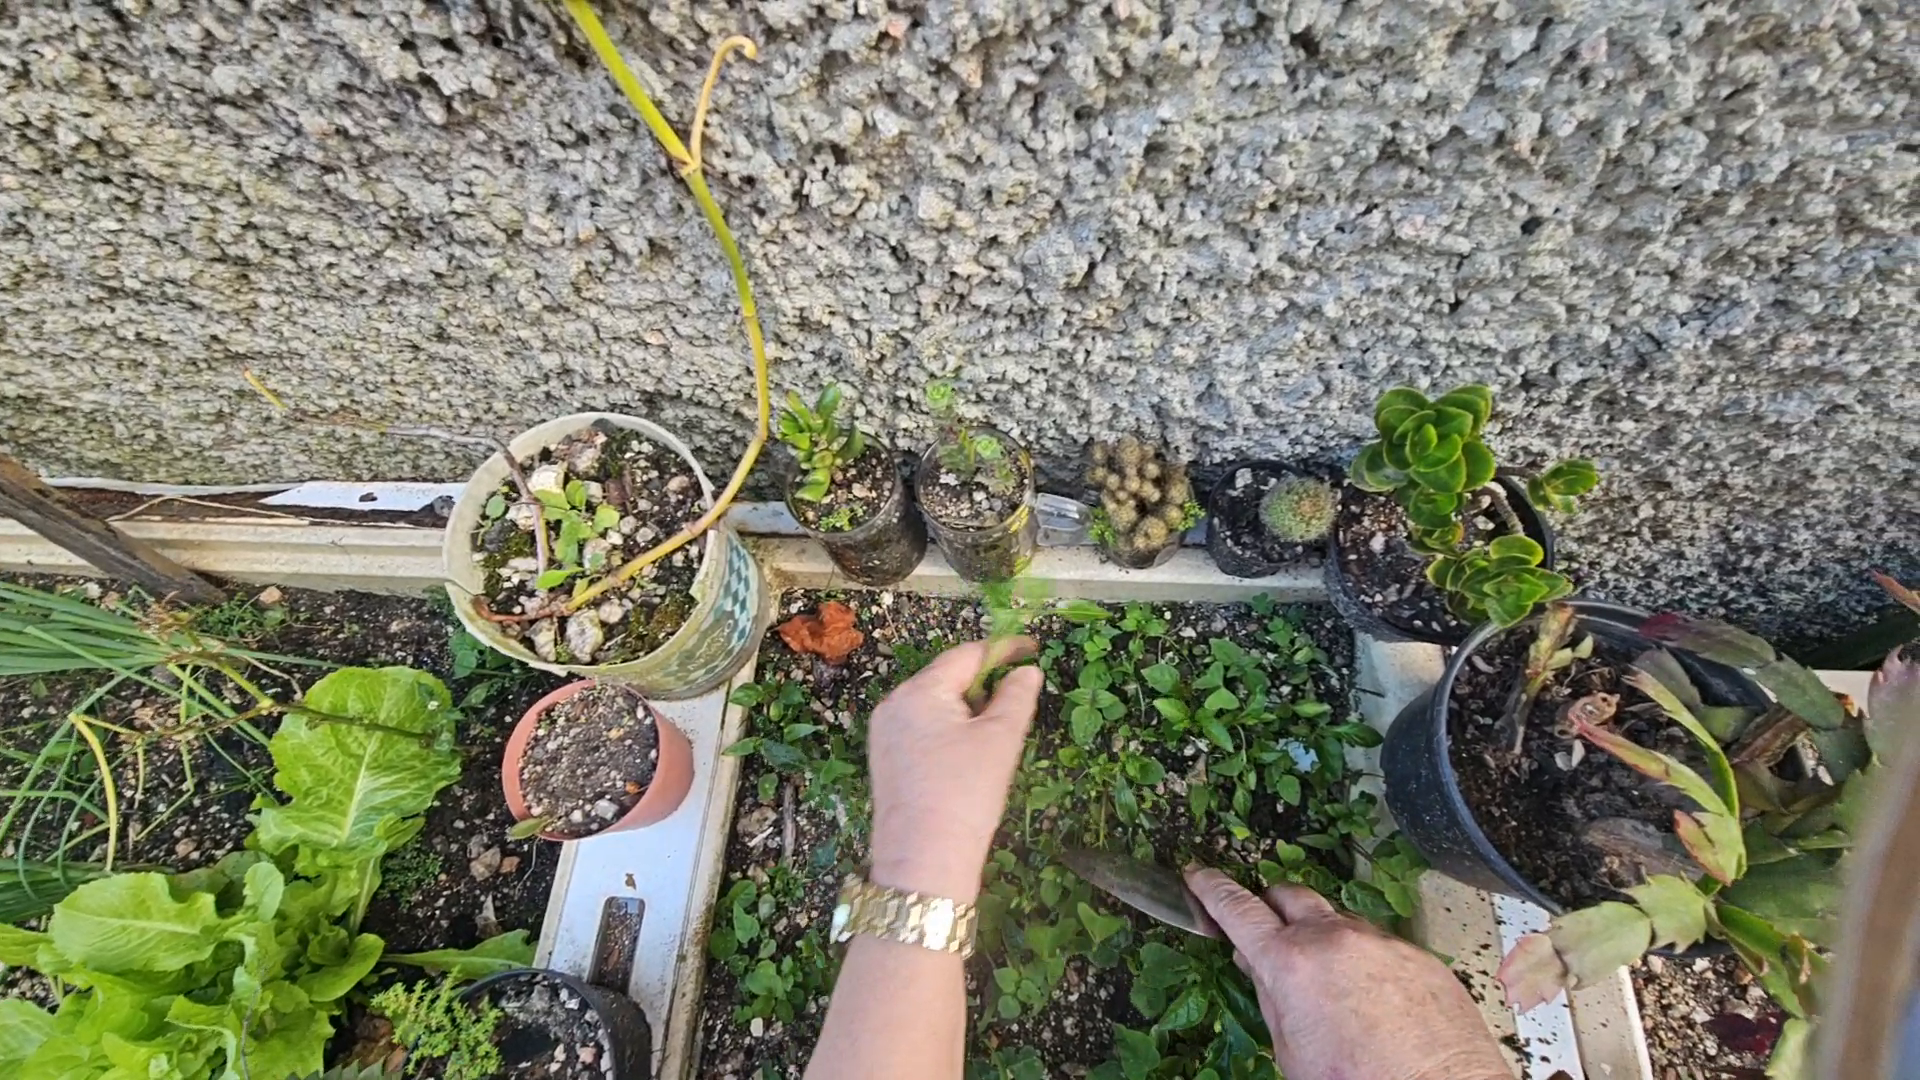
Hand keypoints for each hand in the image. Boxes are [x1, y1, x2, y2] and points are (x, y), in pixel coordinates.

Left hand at [866, 638, 1041, 902]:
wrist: (923, 863)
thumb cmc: (966, 794)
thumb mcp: (1000, 740)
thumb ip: (1017, 696)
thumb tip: (1027, 670)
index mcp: (919, 691)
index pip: (966, 655)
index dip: (1003, 650)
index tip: (1033, 649)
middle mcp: (894, 703)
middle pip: (947, 677)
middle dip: (984, 683)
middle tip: (1017, 699)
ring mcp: (884, 731)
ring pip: (934, 702)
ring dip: (967, 707)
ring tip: (994, 734)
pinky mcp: (884, 756)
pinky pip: (922, 725)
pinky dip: (948, 727)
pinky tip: (966, 754)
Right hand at [1185, 868, 1510, 1079]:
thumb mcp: (1291, 1054)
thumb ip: (1269, 997)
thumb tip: (1253, 960)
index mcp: (1289, 963)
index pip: (1236, 907)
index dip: (1210, 887)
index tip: (1196, 873)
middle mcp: (1331, 938)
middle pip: (1287, 894)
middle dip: (1270, 905)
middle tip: (1268, 930)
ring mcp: (1379, 942)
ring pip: (1336, 919)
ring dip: (1322, 936)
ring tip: (1332, 981)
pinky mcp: (1419, 956)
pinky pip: (1380, 944)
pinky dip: (1365, 960)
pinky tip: (1378, 1002)